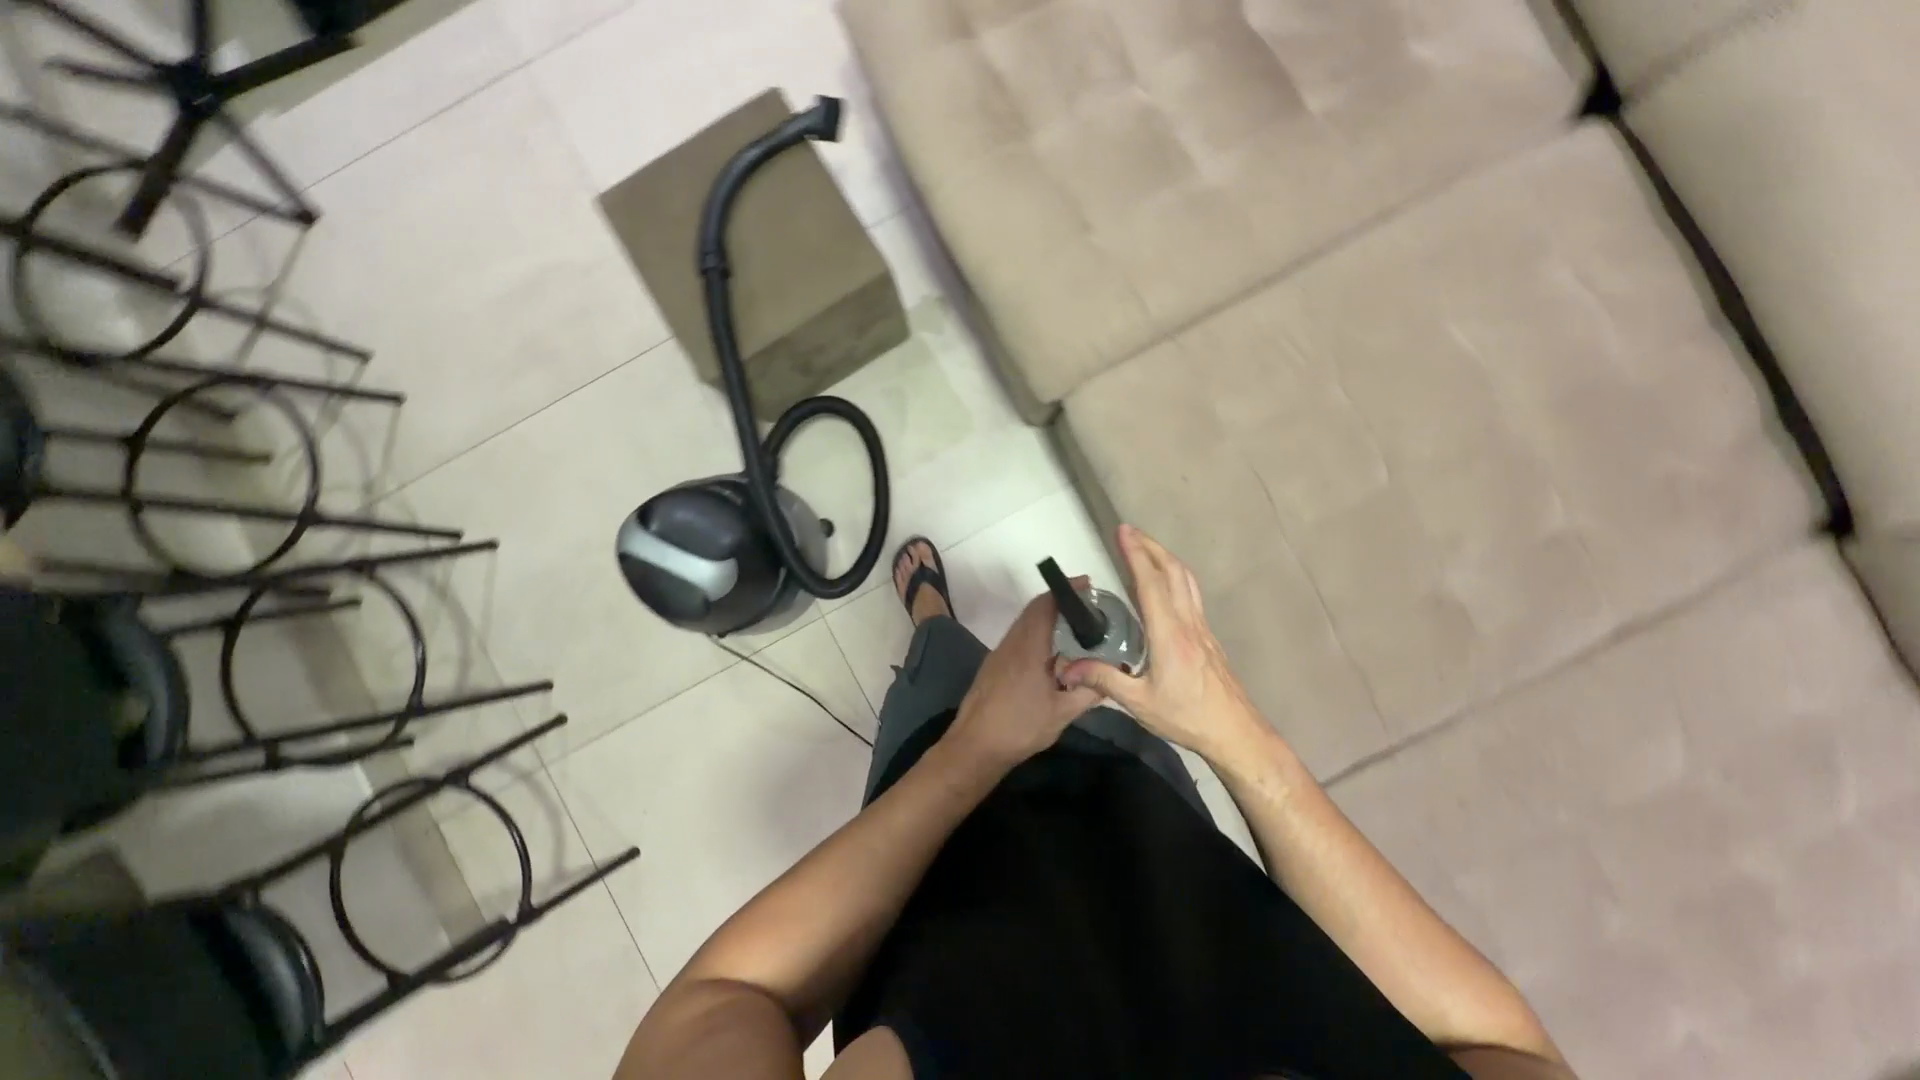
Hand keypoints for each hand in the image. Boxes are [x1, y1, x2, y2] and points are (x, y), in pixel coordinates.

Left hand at [946, 579, 1103, 768]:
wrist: (975, 746)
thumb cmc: (1020, 727)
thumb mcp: (1062, 713)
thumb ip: (1088, 691)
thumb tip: (1112, 674)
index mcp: (1028, 648)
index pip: (1045, 605)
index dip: (1065, 591)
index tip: (1086, 585)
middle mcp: (1011, 643)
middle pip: (1034, 611)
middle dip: (1059, 603)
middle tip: (1087, 609)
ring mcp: (999, 654)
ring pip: (1024, 625)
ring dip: (1047, 620)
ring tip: (1074, 629)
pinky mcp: (993, 666)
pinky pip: (1018, 639)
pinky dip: (1037, 635)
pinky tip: (1052, 654)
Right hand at [1060, 526, 1265, 761]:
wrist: (1235, 732)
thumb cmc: (1188, 718)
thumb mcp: (1139, 703)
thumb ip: (1104, 679)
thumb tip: (1067, 667)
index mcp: (1169, 634)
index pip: (1151, 583)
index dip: (1136, 554)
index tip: (1123, 531)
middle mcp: (1188, 623)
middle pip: (1173, 572)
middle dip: (1151, 547)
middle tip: (1130, 532)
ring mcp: (1202, 628)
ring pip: (1187, 581)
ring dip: (1166, 558)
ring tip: (1146, 549)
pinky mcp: (1208, 637)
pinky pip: (1192, 595)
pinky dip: (1175, 577)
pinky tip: (1165, 585)